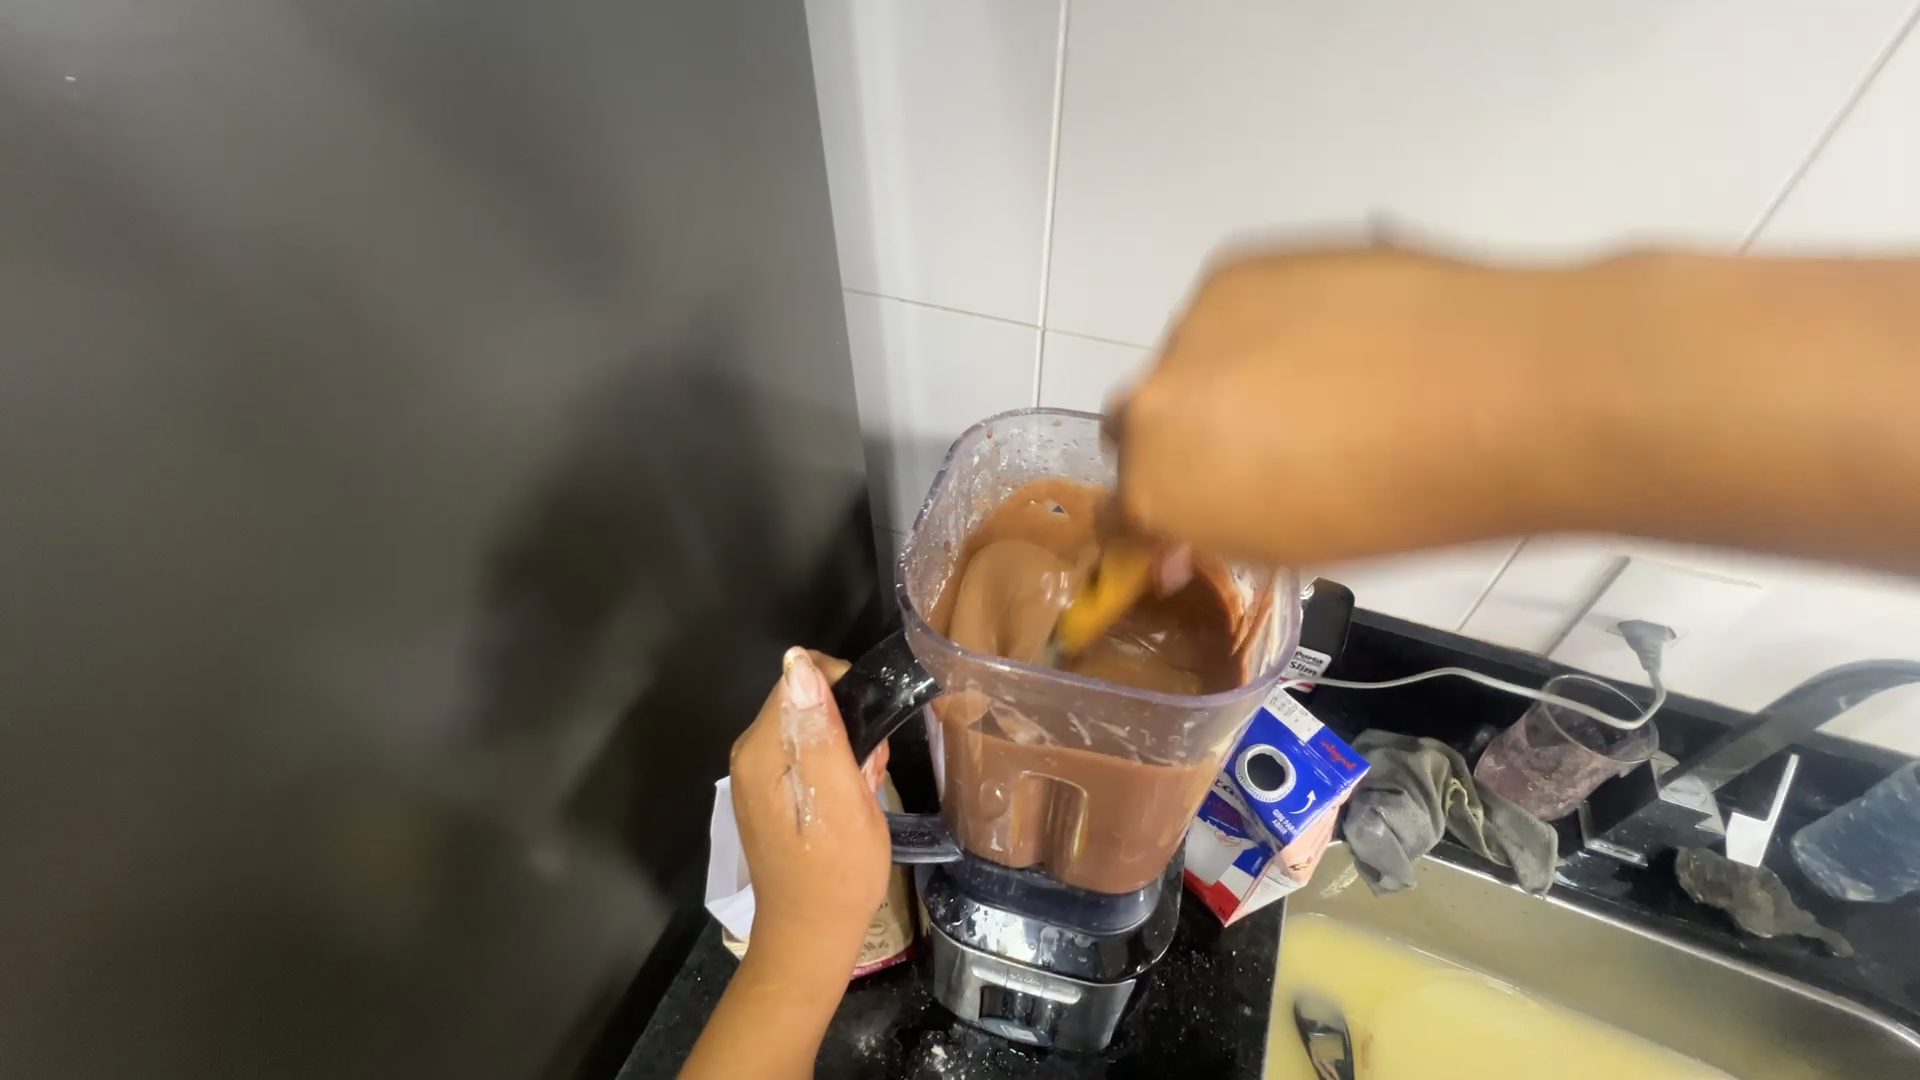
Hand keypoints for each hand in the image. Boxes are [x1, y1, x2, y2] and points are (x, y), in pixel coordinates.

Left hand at [728, 648, 891, 976]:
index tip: (867, 737)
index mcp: (762, 751)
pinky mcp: (767, 790)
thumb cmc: (838, 872)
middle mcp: (749, 754)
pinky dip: (834, 764)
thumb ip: (821, 730)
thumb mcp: (842, 800)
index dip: (844, 693)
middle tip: (867, 771)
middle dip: (846, 722)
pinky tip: (848, 798)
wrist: (813, 935)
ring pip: (810, 724)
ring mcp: (755, 774)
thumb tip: (799, 662)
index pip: (800, 677)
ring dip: (845, 745)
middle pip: (803, 699)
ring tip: (861, 788)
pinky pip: (805, 750)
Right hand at [1110, 246, 1582, 566]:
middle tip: (1251, 454)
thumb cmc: (1409, 503)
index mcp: (1159, 490)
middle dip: (1175, 449)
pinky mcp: (1235, 270)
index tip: (1192, 535)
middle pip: (1133, 431)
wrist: (1515, 388)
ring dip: (1215, 383)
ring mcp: (1189, 330)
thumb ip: (1218, 531)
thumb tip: (1188, 532)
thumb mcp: (1290, 547)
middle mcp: (1151, 408)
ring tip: (1311, 384)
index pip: (1122, 513)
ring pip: (1180, 365)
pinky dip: (1253, 330)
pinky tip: (1327, 337)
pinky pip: (1223, 314)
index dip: (1155, 527)